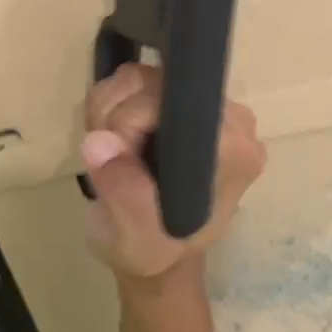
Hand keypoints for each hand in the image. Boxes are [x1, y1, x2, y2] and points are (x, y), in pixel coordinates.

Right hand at [80, 64, 265, 278]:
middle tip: (113, 164)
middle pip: (151, 83)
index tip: (122, 159)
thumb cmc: (151, 248)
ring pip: (134, 78)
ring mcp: (201, 105)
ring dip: (107, 114)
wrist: (152, 254)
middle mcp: (228, 119)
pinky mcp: (176, 99)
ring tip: (114, 157)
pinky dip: (108, 108)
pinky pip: (127, 81)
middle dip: (116, 120)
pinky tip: (116, 142)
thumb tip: (99, 142)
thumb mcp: (135, 236)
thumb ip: (122, 191)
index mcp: (232, 149)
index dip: (132, 122)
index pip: (173, 100)